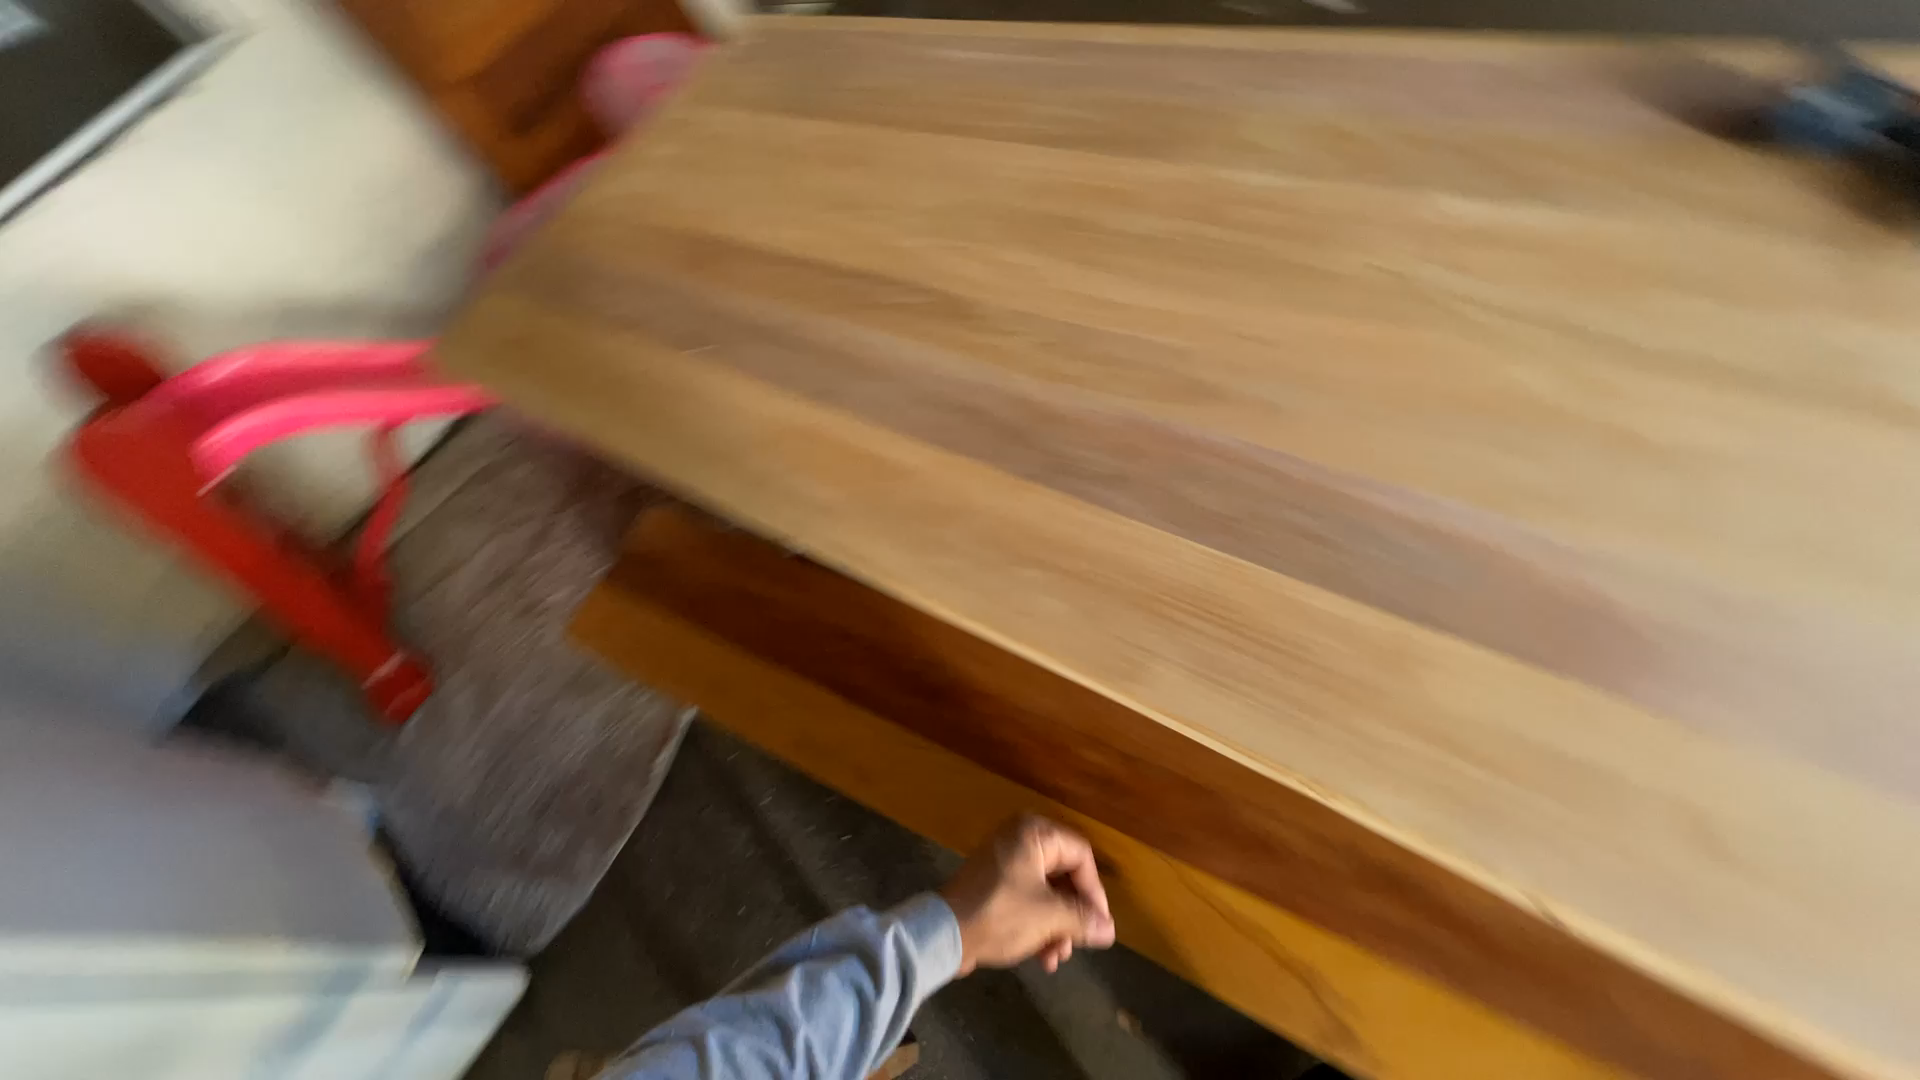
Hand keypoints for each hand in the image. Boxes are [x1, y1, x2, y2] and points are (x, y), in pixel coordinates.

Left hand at [940, 815, 1116, 974]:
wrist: (944, 932)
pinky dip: (1038, 923)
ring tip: (1056, 957)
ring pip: (1046, 890)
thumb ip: (1082, 919)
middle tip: (1079, 943)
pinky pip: (1027, 897)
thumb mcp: (1048, 916)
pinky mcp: (993, 882)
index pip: (1080, 855)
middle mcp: (1020, 838)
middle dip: (1073, 914)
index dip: (1095, 892)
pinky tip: (1042, 956)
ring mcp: (1005, 860)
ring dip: (1057, 924)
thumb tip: (1109, 930)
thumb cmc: (1000, 914)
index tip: (1100, 924)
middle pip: (1064, 874)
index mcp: (1034, 833)